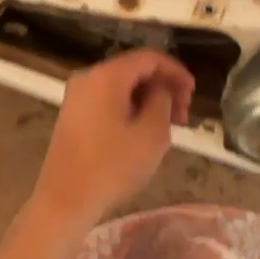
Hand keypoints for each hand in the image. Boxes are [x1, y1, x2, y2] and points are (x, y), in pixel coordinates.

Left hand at [33, 49, 194, 225]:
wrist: (65, 200)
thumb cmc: (112, 166)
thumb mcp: (151, 133)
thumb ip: (163, 101)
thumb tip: (161, 89)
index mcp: (106, 76)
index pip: (149, 58)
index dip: (176, 71)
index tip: (194, 92)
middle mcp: (88, 78)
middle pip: (134, 71)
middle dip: (163, 88)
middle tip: (184, 115)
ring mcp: (77, 97)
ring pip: (121, 88)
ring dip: (148, 101)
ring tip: (170, 127)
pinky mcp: (73, 116)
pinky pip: (108, 102)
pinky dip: (130, 109)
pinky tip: (145, 132)